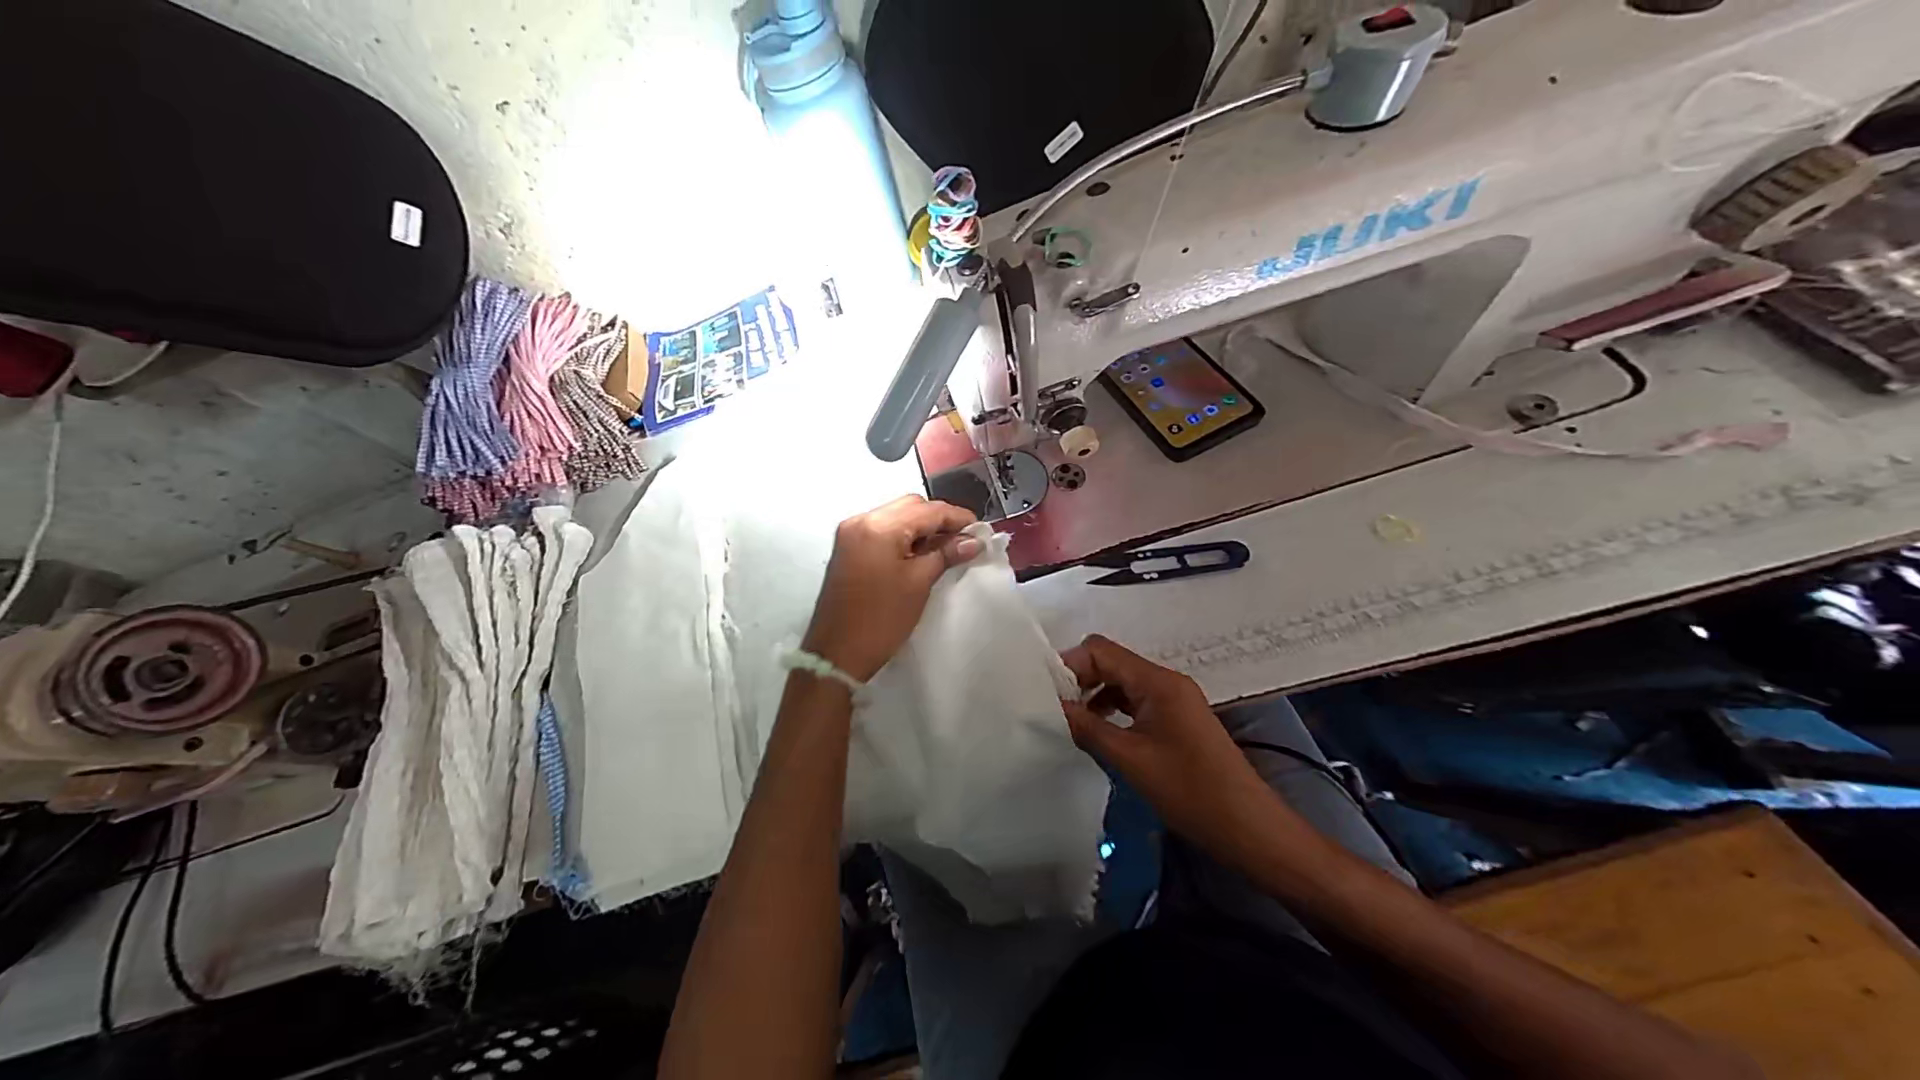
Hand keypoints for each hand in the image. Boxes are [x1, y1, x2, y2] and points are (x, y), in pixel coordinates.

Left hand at [801, 496, 981, 681]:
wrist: (837, 654)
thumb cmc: (881, 619)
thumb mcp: (919, 583)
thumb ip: (946, 554)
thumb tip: (972, 540)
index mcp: (878, 526)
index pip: (927, 510)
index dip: (958, 518)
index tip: (981, 531)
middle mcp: (861, 520)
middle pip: (910, 507)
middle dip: (939, 520)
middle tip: (964, 541)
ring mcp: (850, 534)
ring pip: (896, 517)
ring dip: (922, 529)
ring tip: (947, 549)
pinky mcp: (848, 549)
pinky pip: (883, 531)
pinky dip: (904, 537)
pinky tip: (922, 554)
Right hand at [1061, 635, 1295, 854]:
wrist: (1246, 826)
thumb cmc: (1189, 790)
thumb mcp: (1130, 759)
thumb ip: (1087, 728)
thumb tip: (1051, 707)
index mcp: (1157, 682)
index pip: (1101, 650)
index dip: (1070, 665)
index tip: (1044, 692)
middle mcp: (1166, 681)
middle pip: (1111, 663)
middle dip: (1079, 680)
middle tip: (1051, 708)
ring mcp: (1173, 700)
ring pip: (1122, 683)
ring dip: (1094, 696)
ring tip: (1069, 722)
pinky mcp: (1176, 720)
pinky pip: (1135, 702)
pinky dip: (1112, 711)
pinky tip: (1097, 733)